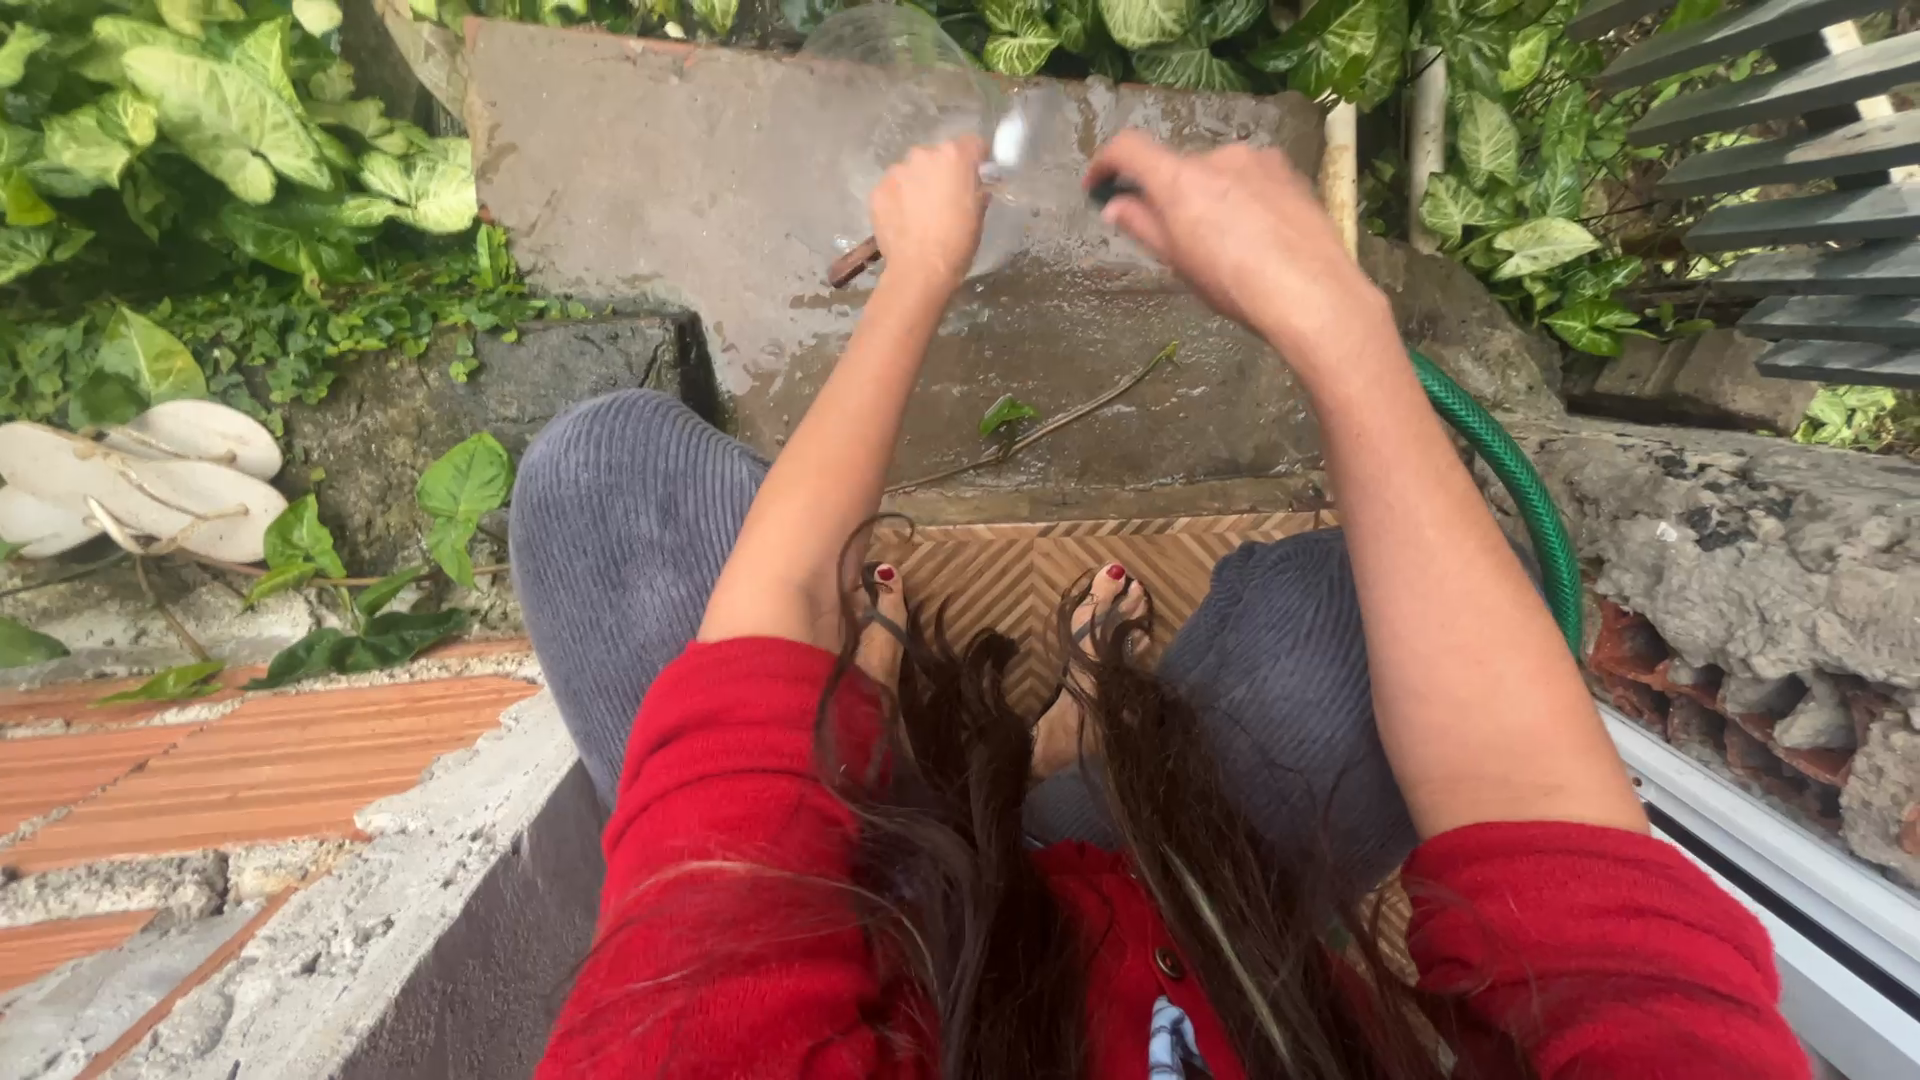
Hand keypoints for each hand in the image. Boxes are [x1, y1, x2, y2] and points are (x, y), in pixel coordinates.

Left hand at [871, 136, 988, 293]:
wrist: (920, 271)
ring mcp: (897, 171)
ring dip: (916, 185)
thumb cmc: (957, 244)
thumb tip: (976, 187)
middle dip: (941, 173)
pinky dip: (898, 200)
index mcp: (954, 156)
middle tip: (944, 201)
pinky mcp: (878, 190)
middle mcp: (923, 154)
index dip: (975, 160)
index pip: (971, 144)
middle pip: (936, 156)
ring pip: (911, 171)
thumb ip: (977, 192)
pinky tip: (903, 222)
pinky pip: (892, 189)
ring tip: (919, 215)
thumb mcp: (978, 217)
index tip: (975, 177)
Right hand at [1086, 131, 1392, 367]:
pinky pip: (1248, 179)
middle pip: (1177, 168)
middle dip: (1166, 197)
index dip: (1105, 162)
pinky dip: (1237, 199)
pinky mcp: (1288, 172)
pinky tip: (1252, 236)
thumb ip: (1143, 226)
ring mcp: (1258, 160)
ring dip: (1205, 199)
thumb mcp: (1178, 262)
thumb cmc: (1234, 285)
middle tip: (1171, 240)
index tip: (1096, 184)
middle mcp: (1218, 156)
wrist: (1310, 292)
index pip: (1128, 149)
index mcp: (1181, 179)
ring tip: (1221, 245)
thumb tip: (1115, 205)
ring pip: (1215, 174)